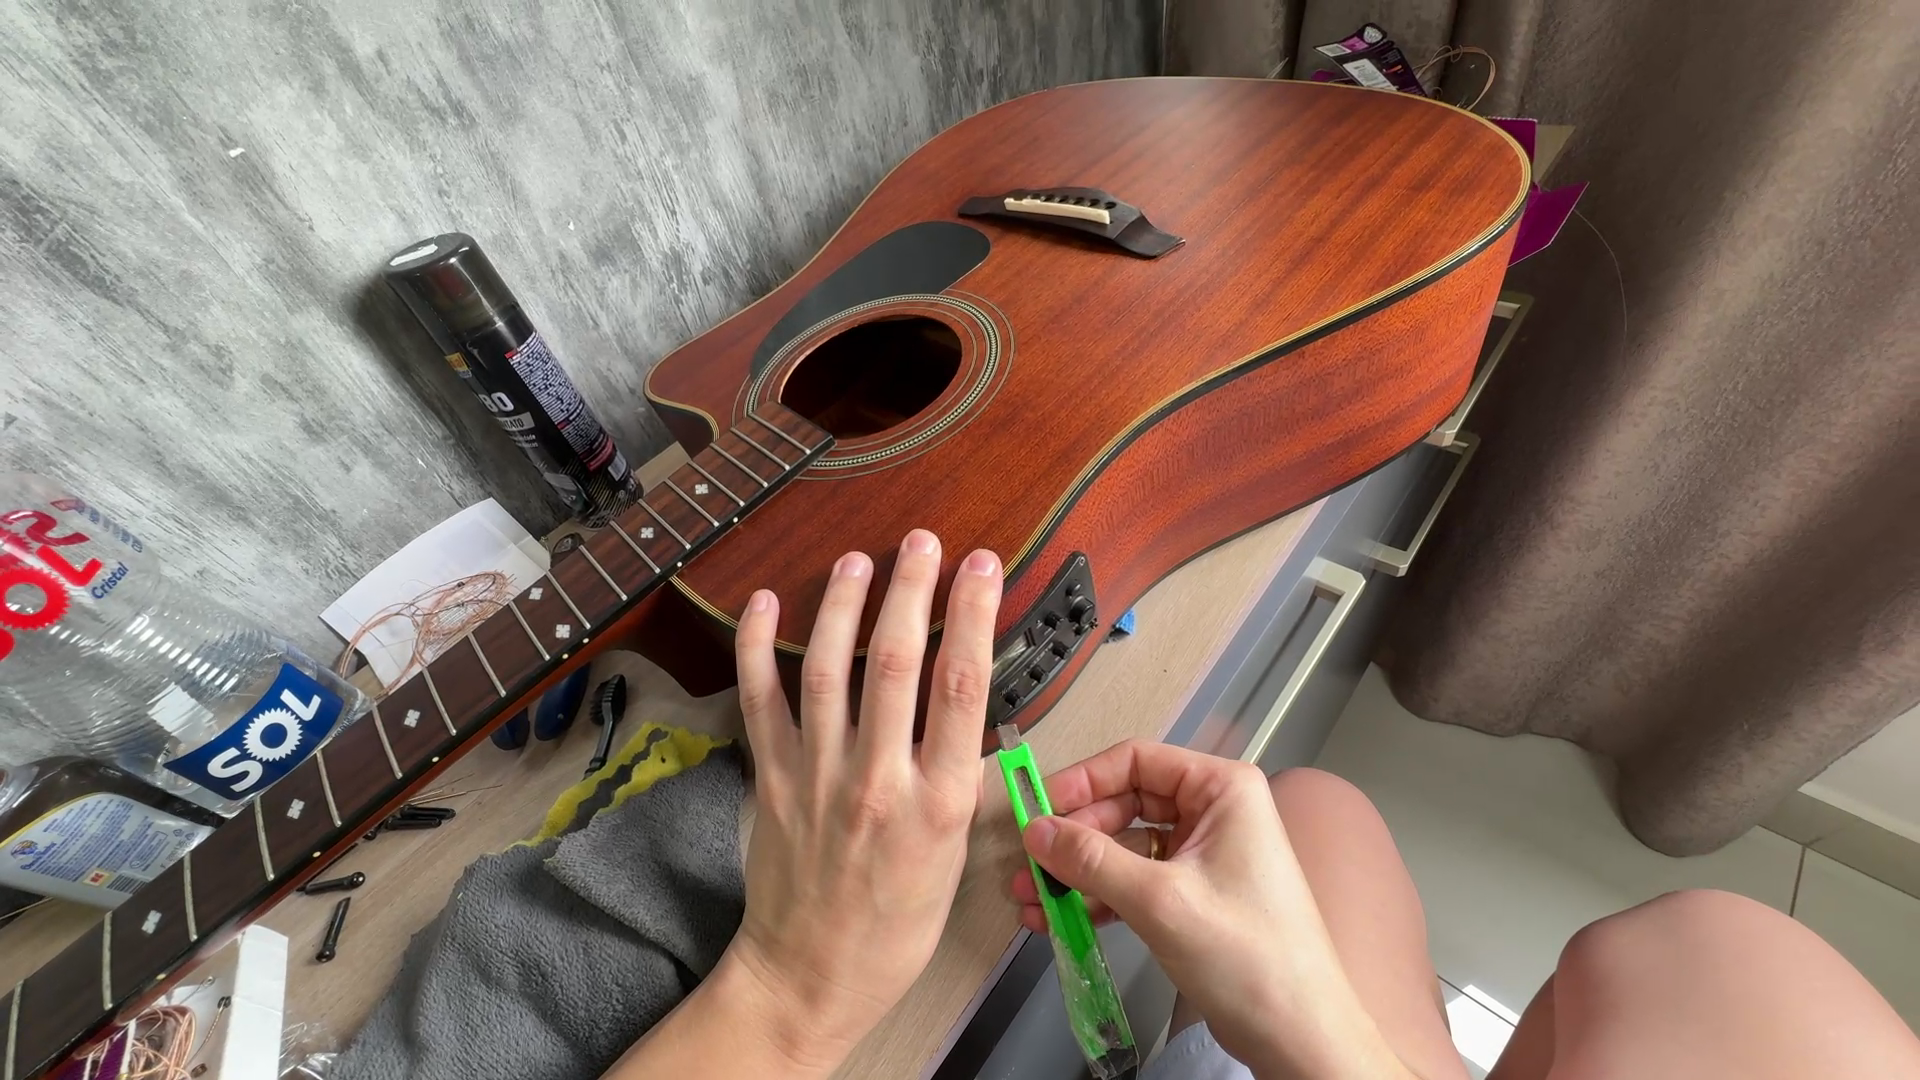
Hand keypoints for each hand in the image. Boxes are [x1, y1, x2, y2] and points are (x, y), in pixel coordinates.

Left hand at [724, 530, 1002, 1069]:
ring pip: (828, 672)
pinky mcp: (770, 779)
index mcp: (938, 801)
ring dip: (845, 607)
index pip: (962, 687)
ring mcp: (817, 776)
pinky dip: (759, 648)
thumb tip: (962, 704)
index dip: (974, 615)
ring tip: (861, 559)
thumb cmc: (895, 921)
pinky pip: (760, 702)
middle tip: (924, 542)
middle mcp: (878, 779)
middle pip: (896, 663)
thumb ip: (957, 773)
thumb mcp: (954, 853)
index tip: (981, 567)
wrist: (811, 974)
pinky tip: (768, 603)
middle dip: (913, 590)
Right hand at [1009, 741, 1406, 1079]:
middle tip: (1031, 861)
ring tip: (1033, 896)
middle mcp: (1212, 810)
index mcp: (1221, 788)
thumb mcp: (1161, 901)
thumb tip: (1034, 830)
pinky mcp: (1191, 891)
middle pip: (1124, 803)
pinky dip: (1099, 894)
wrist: (1302, 1044)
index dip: (1083, 780)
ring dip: (1078, 870)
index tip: (1040, 807)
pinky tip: (1060, 915)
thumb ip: (1092, 861)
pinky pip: (1134, 877)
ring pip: (1123, 844)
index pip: (1136, 760)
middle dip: (1075, 837)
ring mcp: (1201, 852)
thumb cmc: (1250, 959)